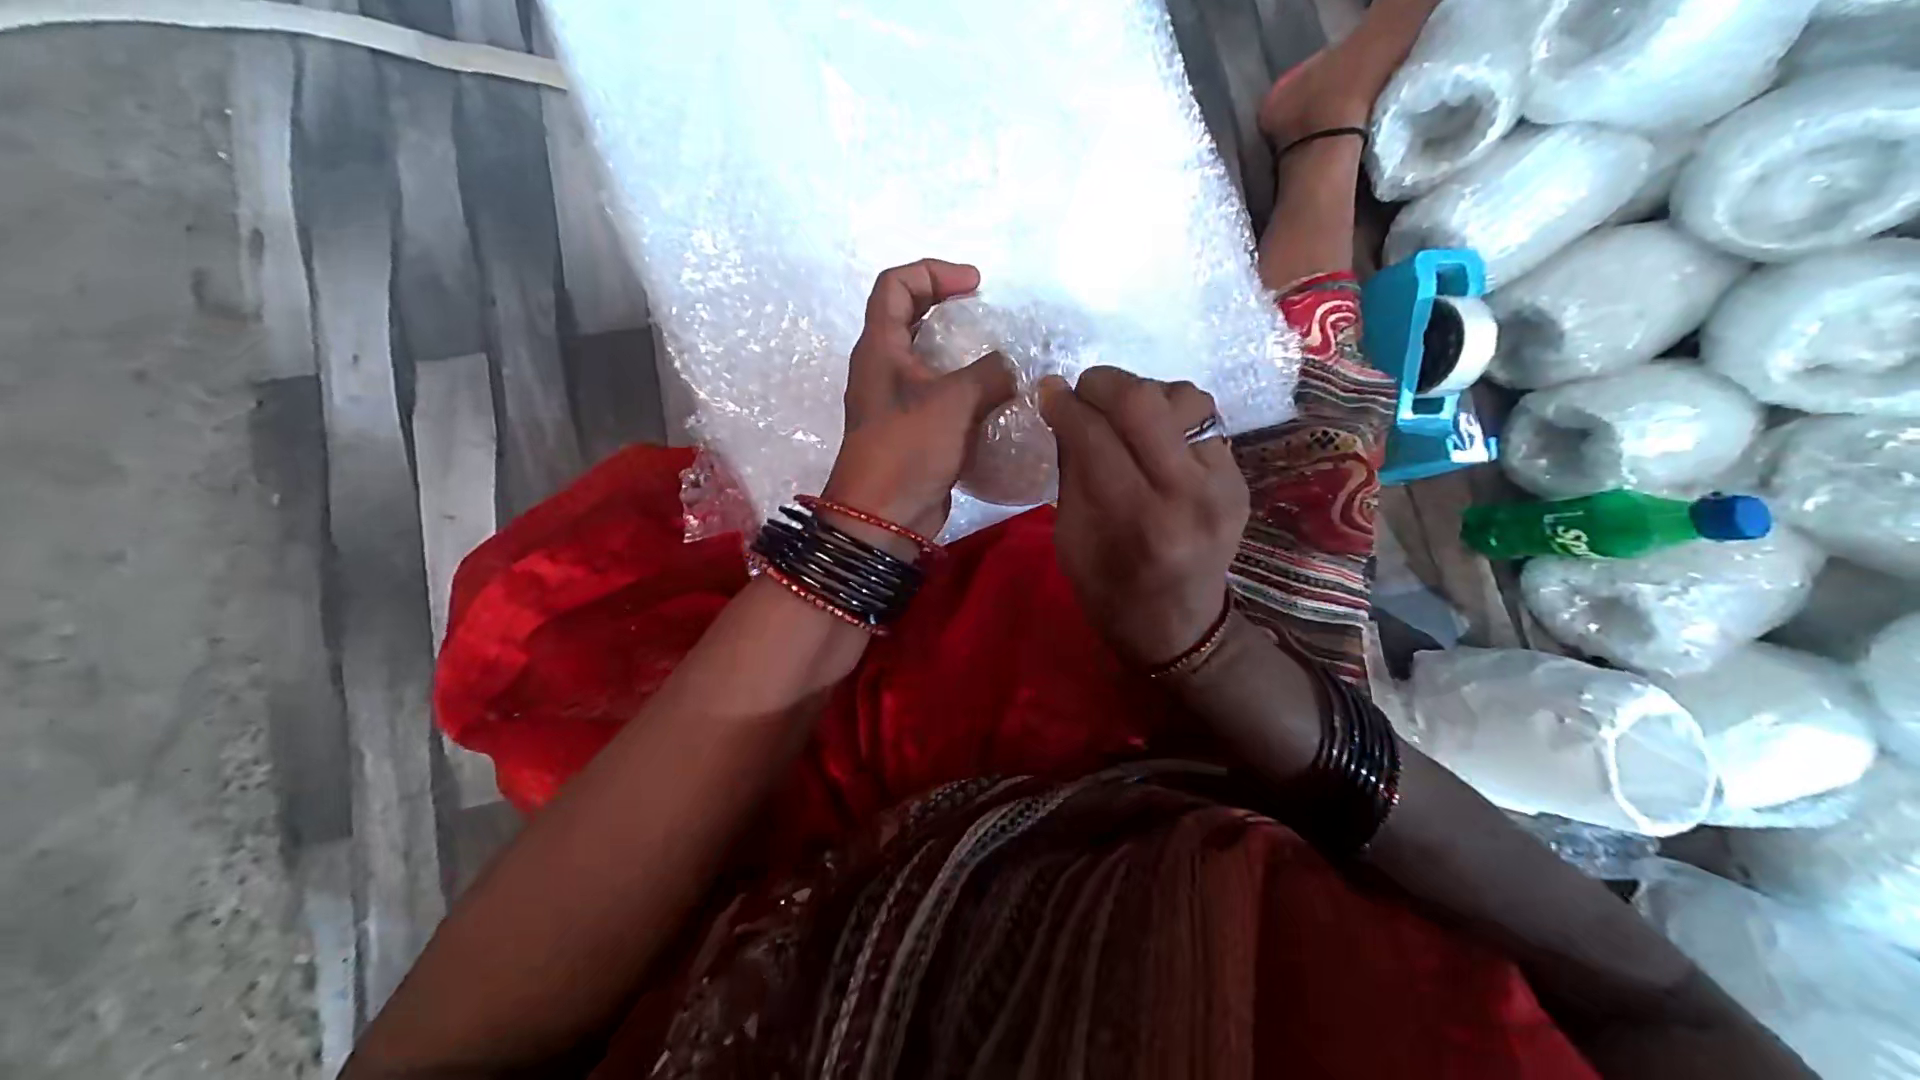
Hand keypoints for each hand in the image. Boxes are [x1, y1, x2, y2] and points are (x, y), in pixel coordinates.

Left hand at [821, 259, 1015, 550]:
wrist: (885, 516)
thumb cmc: (908, 448)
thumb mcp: (954, 401)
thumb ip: (989, 373)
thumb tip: (1010, 369)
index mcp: (879, 347)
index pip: (895, 284)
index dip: (934, 272)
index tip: (975, 284)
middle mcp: (881, 367)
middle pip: (908, 315)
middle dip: (945, 302)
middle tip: (984, 308)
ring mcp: (894, 400)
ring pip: (924, 356)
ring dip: (957, 348)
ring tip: (995, 353)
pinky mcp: (910, 428)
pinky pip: (937, 393)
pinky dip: (962, 386)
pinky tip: (992, 396)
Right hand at [1038, 368, 1248, 666]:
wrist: (1179, 626)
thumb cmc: (1110, 592)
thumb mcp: (1070, 540)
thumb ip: (1071, 470)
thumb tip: (1063, 409)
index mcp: (1137, 520)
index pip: (1095, 436)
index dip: (1065, 405)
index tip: (1047, 392)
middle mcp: (1188, 494)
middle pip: (1144, 402)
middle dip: (1102, 384)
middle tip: (1082, 392)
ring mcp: (1223, 482)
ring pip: (1183, 397)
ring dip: (1142, 394)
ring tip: (1120, 414)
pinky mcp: (1239, 477)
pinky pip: (1203, 418)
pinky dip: (1170, 415)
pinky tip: (1152, 435)